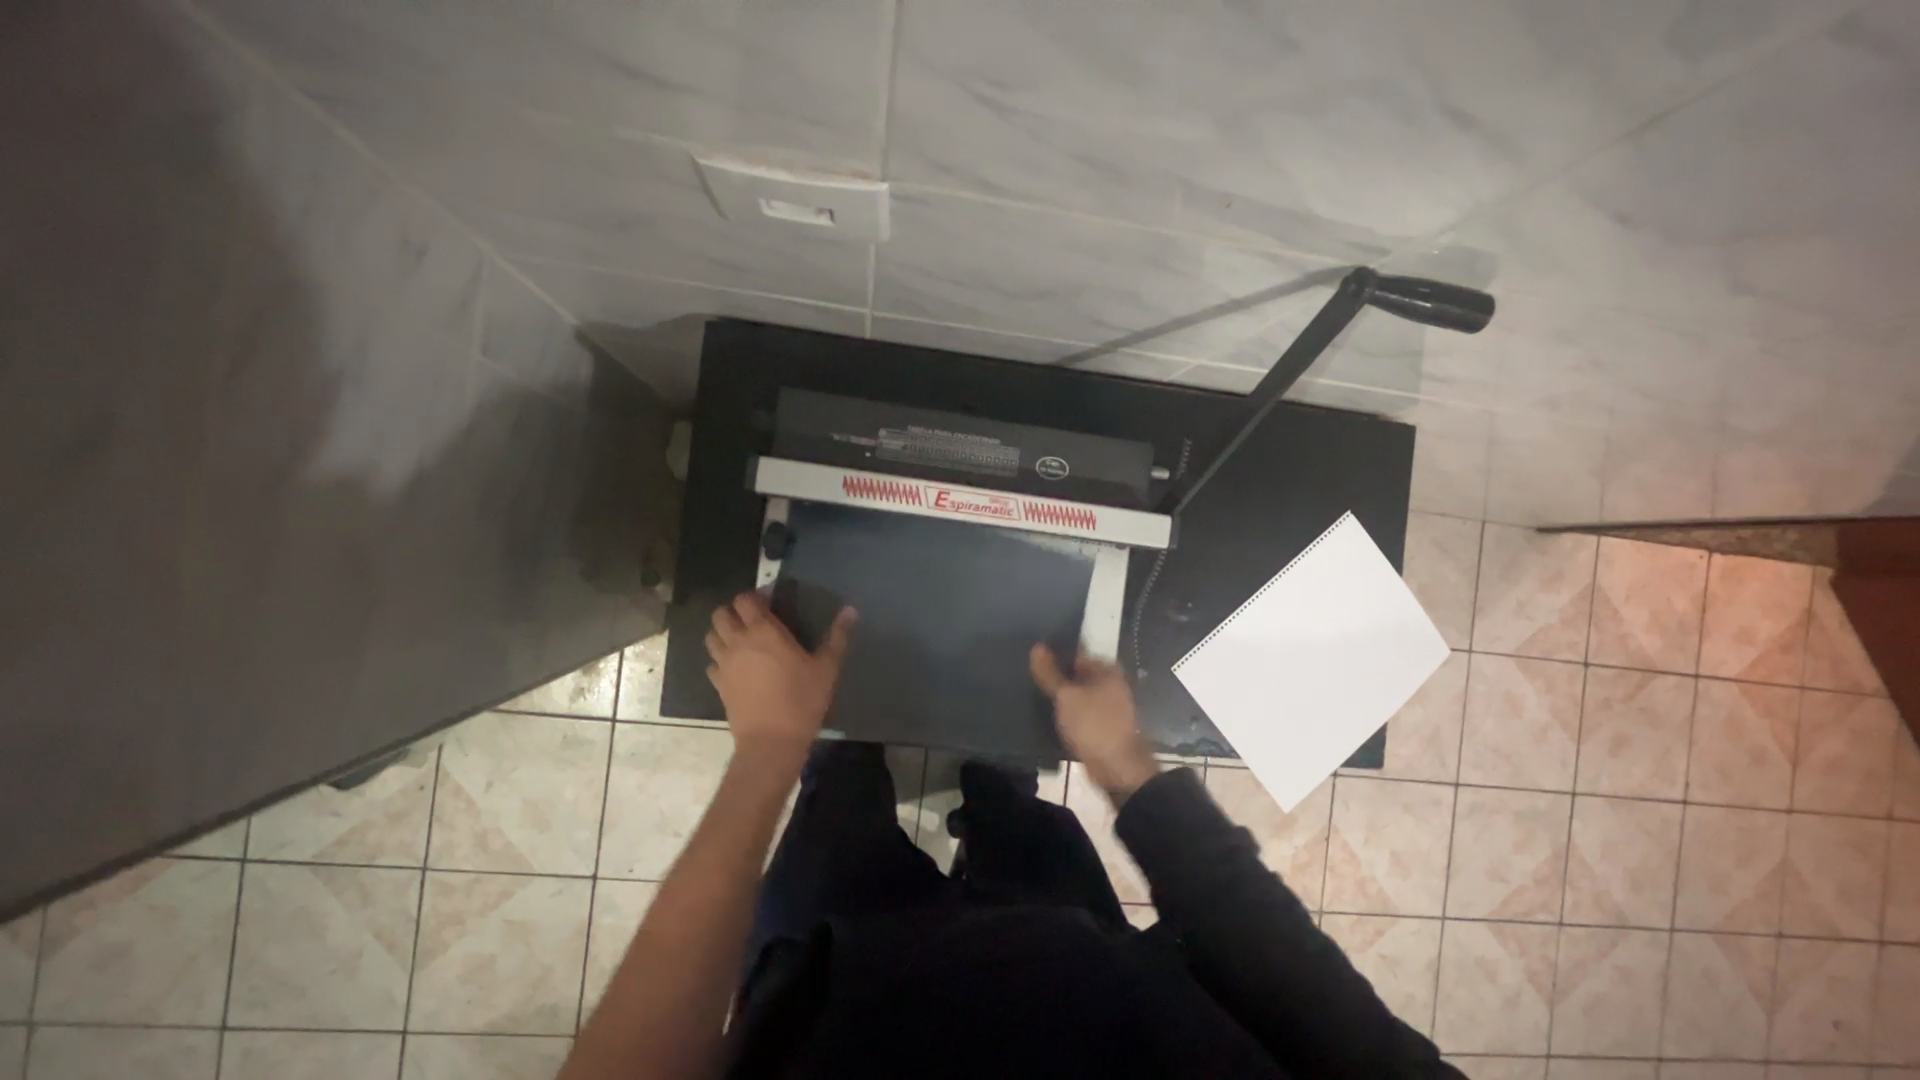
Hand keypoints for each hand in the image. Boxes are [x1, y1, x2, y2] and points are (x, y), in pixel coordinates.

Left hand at [706, 592, 855, 768]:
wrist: (771, 741)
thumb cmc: (801, 700)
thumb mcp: (826, 668)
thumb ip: (838, 636)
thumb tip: (850, 610)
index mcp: (763, 631)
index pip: (745, 599)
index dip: (755, 596)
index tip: (770, 601)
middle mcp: (737, 642)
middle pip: (721, 614)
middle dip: (734, 611)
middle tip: (754, 620)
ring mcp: (724, 664)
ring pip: (712, 636)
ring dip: (723, 633)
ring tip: (742, 641)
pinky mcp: (718, 685)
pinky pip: (712, 664)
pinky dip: (720, 660)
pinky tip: (736, 668)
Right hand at [1030, 645, 1158, 800]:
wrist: (1117, 768)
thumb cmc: (1093, 725)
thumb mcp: (1066, 696)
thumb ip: (1050, 673)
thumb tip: (1037, 647)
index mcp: (1107, 669)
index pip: (1076, 652)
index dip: (1054, 654)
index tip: (1033, 658)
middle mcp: (1111, 683)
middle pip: (1077, 673)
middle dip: (1056, 675)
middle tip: (1029, 676)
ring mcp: (1109, 704)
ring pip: (1078, 693)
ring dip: (1061, 695)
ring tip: (1035, 693)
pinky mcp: (1102, 723)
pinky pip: (1080, 710)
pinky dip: (1067, 710)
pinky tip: (1049, 712)